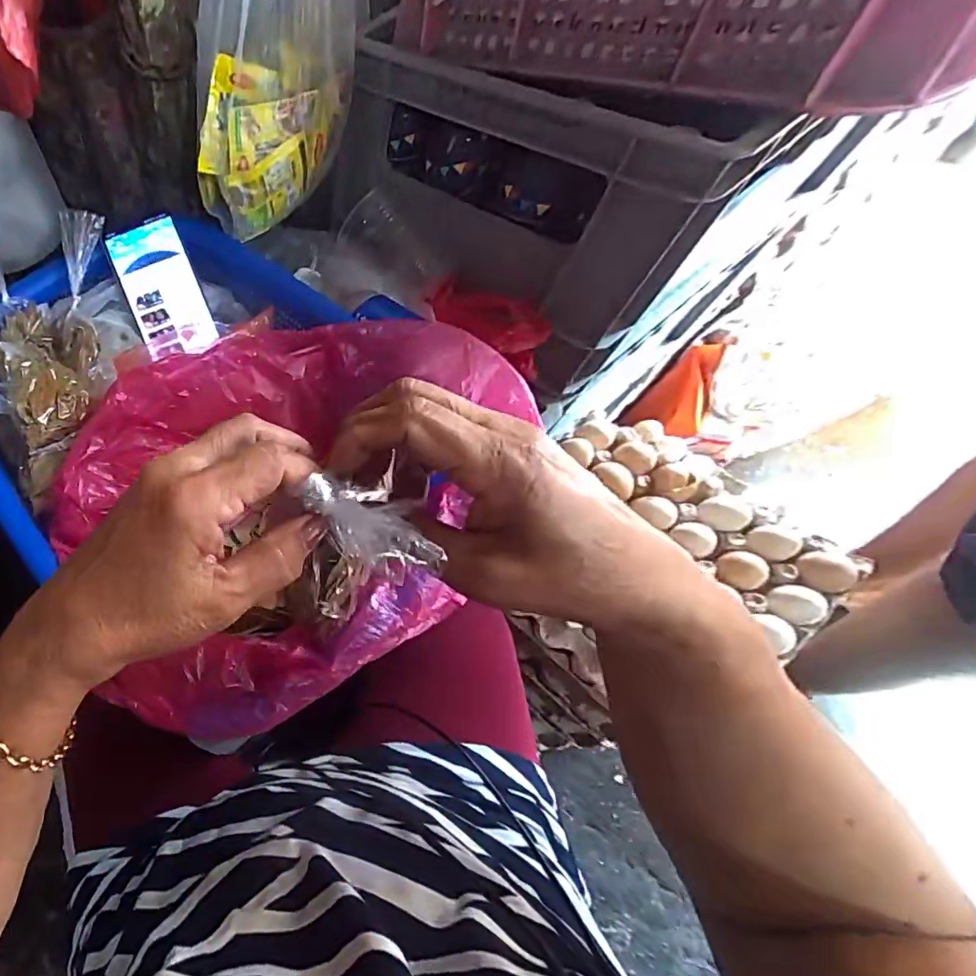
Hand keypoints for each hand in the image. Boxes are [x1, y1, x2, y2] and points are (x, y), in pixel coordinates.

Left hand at [2, 414, 324, 690]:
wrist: (78, 618)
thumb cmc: (150, 616)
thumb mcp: (224, 599)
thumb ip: (277, 557)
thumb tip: (315, 524)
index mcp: (196, 495)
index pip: (269, 459)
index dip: (307, 473)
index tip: (328, 500)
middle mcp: (176, 467)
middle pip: (245, 430)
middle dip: (288, 447)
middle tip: (316, 480)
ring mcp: (158, 469)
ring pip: (222, 438)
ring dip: (260, 452)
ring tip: (290, 489)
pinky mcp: (149, 480)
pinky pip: (203, 455)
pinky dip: (234, 463)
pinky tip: (250, 497)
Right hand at [328, 379, 726, 633]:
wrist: (638, 579)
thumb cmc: (566, 580)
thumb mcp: (479, 573)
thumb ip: (417, 538)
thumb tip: (374, 515)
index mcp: (497, 458)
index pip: (407, 416)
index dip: (358, 438)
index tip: (336, 477)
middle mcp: (501, 429)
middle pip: (410, 395)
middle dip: (362, 429)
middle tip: (346, 475)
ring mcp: (508, 429)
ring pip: (424, 403)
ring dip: (384, 435)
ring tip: (374, 485)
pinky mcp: (508, 440)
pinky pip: (443, 423)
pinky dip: (409, 445)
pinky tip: (409, 485)